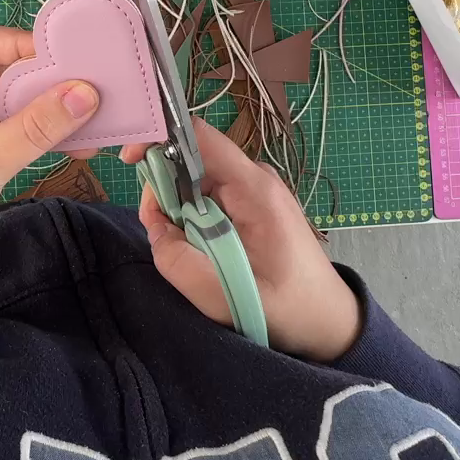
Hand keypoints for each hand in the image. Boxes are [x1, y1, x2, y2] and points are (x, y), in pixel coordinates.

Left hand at [0, 25, 99, 289]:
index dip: (17, 44)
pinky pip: (24, 127)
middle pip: (2, 71)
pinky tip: (83, 139)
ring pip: (18, 100)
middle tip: (93, 83)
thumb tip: (84, 93)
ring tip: (97, 112)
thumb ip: (32, 129)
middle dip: (45, 80)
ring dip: (54, 108)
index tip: (63, 53)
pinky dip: (50, 132)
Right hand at [126, 120, 363, 361]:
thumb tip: (155, 229)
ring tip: (184, 248)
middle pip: (189, 158)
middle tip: (159, 232)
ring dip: (174, 209)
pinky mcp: (246, 204)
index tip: (130, 160)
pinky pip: (203, 196)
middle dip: (162, 189)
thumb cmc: (291, 310)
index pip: (200, 136)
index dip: (159, 137)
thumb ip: (182, 264)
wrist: (330, 323)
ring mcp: (250, 189)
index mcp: (254, 189)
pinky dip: (188, 218)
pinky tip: (197, 247)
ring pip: (192, 179)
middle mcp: (251, 179)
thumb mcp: (230, 297)